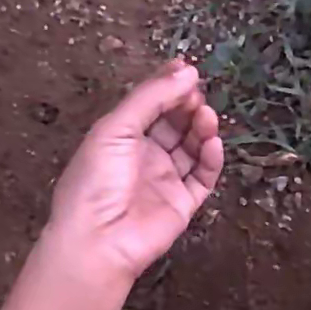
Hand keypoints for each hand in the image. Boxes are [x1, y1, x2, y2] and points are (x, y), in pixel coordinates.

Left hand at [44, 60, 223, 283]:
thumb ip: (152, 98)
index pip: (150, 106)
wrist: (99, 239)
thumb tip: (188, 71)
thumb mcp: (116, 128)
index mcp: (121, 137)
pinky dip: (211, 159)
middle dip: (187, 106)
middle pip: (174, 124)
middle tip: (197, 94)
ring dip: (201, 129)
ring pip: (192, 148)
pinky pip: (203, 177)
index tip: (188, 70)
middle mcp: (144, 156)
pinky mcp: (183, 203)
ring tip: (207, 116)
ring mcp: (165, 180)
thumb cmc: (97, 179)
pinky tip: (213, 143)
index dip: (169, 87)